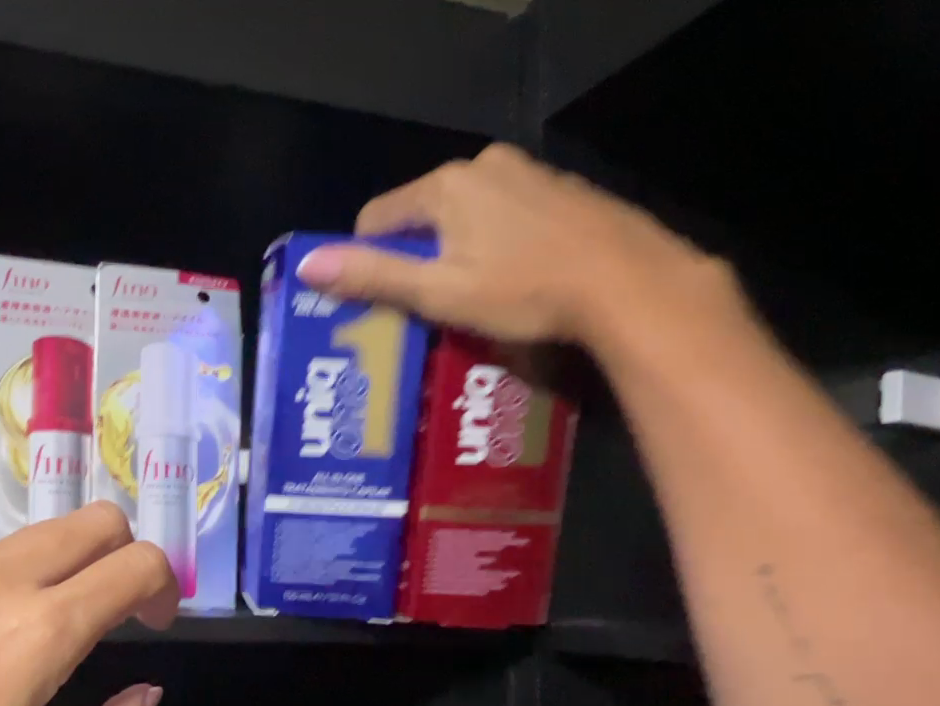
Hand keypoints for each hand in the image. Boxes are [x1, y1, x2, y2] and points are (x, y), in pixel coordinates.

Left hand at [0, 502, 177, 705]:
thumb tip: (146, 693)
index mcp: (42, 630)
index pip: (139, 563)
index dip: (166, 588)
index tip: (154, 626)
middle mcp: (3, 579)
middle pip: (98, 519)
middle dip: (127, 555)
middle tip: (116, 613)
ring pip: (43, 532)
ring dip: (71, 564)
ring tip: (49, 629)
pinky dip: (16, 577)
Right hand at [296, 143, 732, 347]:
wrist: (632, 285)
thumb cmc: (524, 291)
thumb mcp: (438, 292)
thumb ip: (372, 276)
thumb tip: (306, 264)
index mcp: (446, 185)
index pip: (376, 218)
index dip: (370, 261)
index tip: (386, 300)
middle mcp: (484, 166)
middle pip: (421, 216)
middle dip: (416, 257)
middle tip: (429, 305)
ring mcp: (529, 174)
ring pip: (465, 216)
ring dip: (457, 252)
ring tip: (474, 298)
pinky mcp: (562, 191)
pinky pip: (505, 217)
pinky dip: (497, 245)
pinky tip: (517, 280)